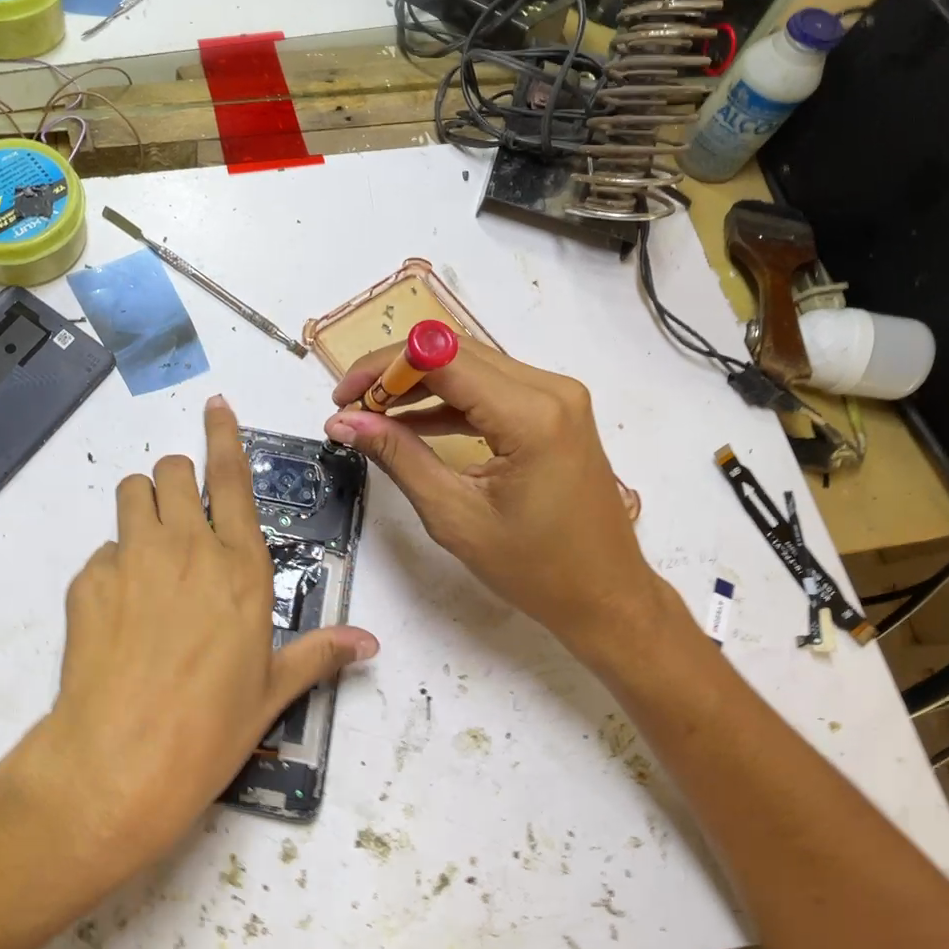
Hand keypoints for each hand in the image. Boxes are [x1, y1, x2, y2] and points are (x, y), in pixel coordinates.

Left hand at [41, 395, 377, 860]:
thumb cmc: (211, 727)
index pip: (233, 477)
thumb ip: (319, 654)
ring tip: (150, 552)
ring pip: (132, 492)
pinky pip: (102, 551)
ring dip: (142, 506)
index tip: (215, 405)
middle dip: (178, 481)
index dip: (223, 434)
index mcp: (239, 565)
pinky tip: (119, 616)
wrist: (122, 761)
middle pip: (173, 471)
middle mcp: (186, 546)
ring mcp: (132, 558)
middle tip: (182, 519)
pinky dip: (113, 566)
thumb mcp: (273, 690)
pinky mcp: (87, 580)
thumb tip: (369, 644)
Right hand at [324, 340, 680, 664]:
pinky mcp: (553, 411)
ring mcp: (556, 397)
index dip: (382, 368)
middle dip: (392, 374)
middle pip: (453, 353)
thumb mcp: (454, 515)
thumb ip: (398, 457)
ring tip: (370, 418)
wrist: (606, 595)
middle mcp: (550, 389)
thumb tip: (343, 422)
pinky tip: (408, 425)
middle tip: (350, 410)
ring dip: (416, 386)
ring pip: (468, 367)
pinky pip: (488, 389)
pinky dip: (446, 402)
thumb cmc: (536, 569)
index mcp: (531, 415)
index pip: (440, 358)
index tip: (342, 398)